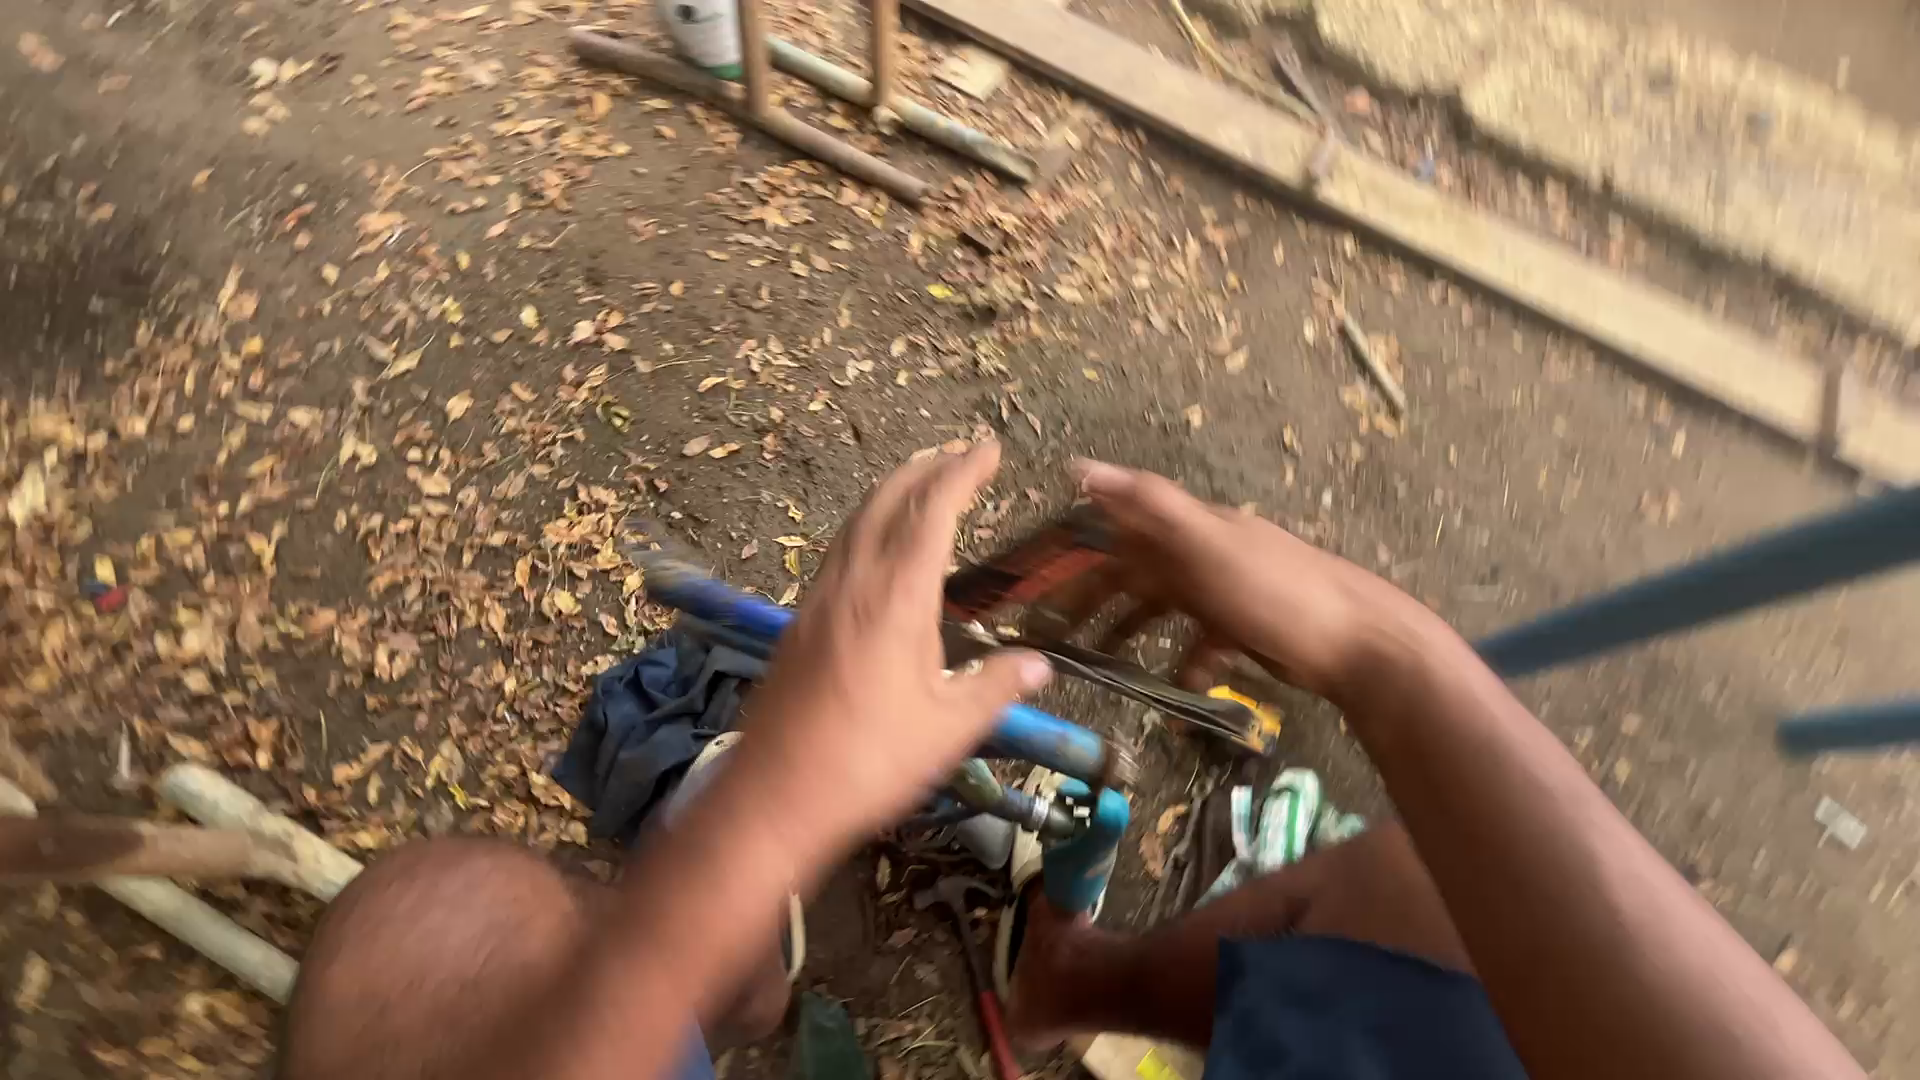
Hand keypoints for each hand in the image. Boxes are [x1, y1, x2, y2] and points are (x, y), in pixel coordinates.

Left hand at [731, 442, 1052, 850]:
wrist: (774, 797)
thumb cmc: (870, 762)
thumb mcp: (949, 729)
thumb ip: (997, 687)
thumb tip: (1040, 664)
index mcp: (896, 598)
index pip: (933, 512)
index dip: (963, 472)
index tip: (988, 449)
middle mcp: (853, 583)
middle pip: (886, 500)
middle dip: (923, 467)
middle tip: (956, 454)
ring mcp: (818, 599)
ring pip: (855, 522)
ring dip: (891, 492)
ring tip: (921, 485)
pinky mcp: (799, 622)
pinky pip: (838, 552)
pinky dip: (867, 527)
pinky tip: (877, 549)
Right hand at [1055, 460, 1433, 705]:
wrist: (1358, 643)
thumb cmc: (1272, 590)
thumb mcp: (1206, 541)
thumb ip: (1148, 504)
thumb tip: (1082, 466)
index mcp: (1189, 528)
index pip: (1120, 528)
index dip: (1080, 547)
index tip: (1044, 573)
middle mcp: (1201, 552)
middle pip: (1135, 572)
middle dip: (1096, 598)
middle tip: (1059, 629)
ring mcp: (1222, 591)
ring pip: (1161, 607)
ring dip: (1129, 629)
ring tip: (1101, 658)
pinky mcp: (1241, 628)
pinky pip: (1198, 642)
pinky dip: (1184, 662)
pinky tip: (1177, 686)